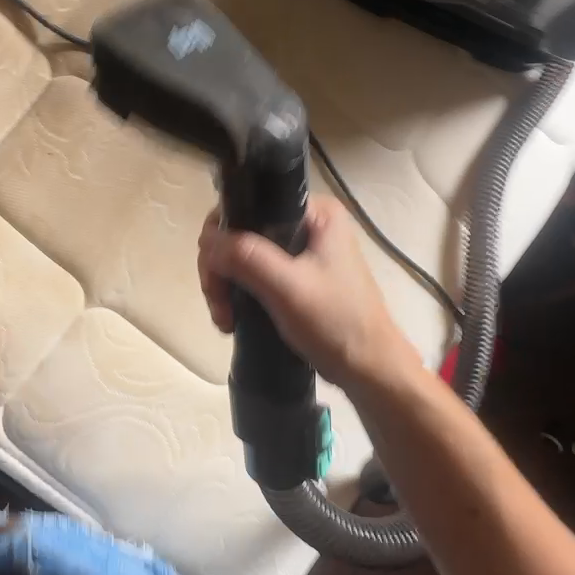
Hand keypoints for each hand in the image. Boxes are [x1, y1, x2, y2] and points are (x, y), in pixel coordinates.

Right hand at [198, 196, 419, 394]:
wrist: (369, 370)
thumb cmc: (336, 323)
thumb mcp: (287, 287)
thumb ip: (245, 256)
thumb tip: (205, 240)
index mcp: (315, 212)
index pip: (250, 204)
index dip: (222, 234)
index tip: (212, 270)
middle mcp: (308, 224)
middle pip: (241, 233)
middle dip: (221, 269)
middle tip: (217, 303)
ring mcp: (302, 251)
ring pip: (242, 256)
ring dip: (225, 287)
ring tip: (225, 319)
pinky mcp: (296, 277)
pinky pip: (253, 275)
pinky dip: (238, 295)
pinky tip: (232, 319)